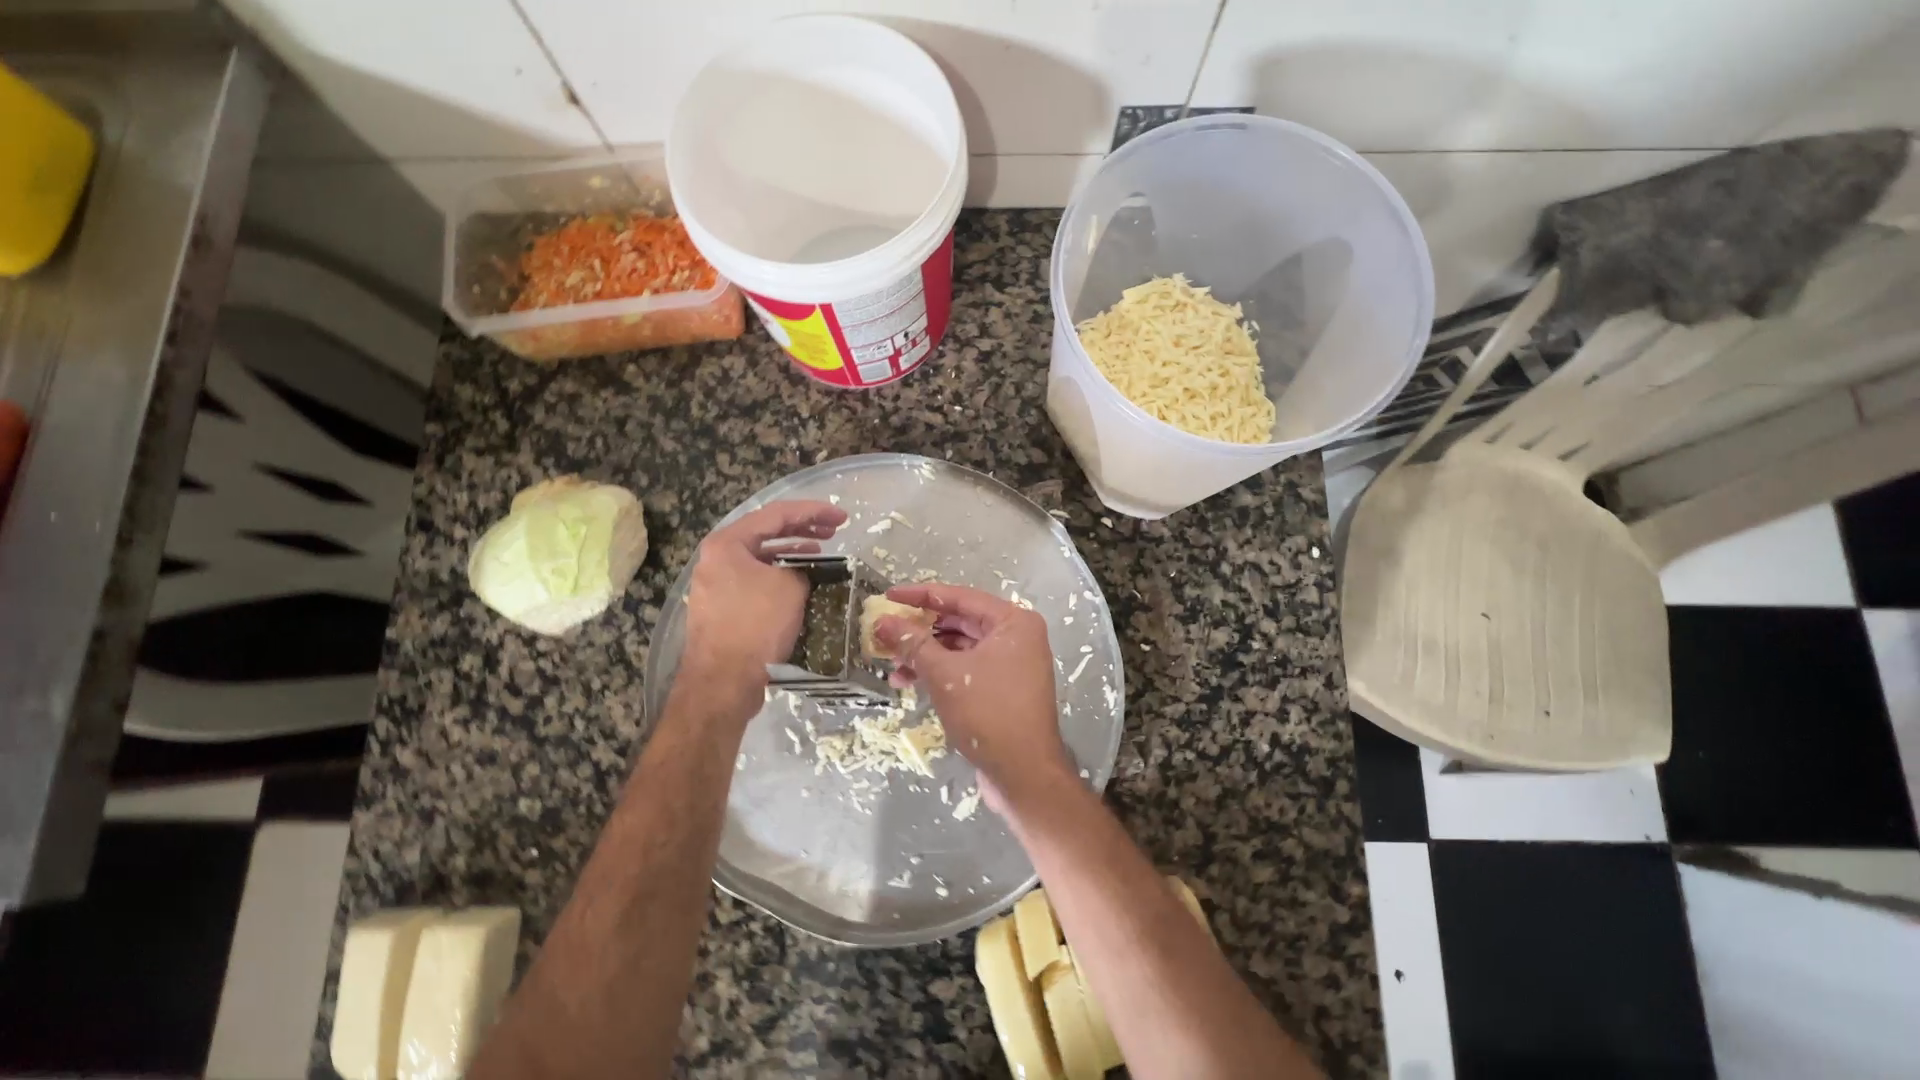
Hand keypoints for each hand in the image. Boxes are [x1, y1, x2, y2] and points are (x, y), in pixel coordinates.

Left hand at [682, 500, 846, 711]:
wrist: (723, 681)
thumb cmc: (755, 626)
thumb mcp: (790, 588)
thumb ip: (801, 569)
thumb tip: (803, 574)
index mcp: (727, 543)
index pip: (776, 514)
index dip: (814, 512)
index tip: (843, 518)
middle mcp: (716, 559)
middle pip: (765, 532)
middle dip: (802, 529)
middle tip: (834, 530)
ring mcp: (715, 584)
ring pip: (760, 558)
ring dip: (791, 552)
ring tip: (819, 551)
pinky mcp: (722, 608)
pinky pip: (755, 580)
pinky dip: (779, 576)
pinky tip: (799, 583)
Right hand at [873, 583, 1074, 807]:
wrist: (1024, 774)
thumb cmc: (988, 714)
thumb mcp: (945, 674)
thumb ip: (913, 643)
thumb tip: (883, 622)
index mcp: (1013, 622)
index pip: (959, 597)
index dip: (920, 595)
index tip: (888, 595)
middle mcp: (1017, 637)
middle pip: (960, 621)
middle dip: (920, 629)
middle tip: (885, 632)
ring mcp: (1012, 664)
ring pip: (960, 647)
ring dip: (926, 654)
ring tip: (891, 665)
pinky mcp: (1003, 689)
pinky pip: (966, 668)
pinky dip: (940, 672)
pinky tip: (910, 682)